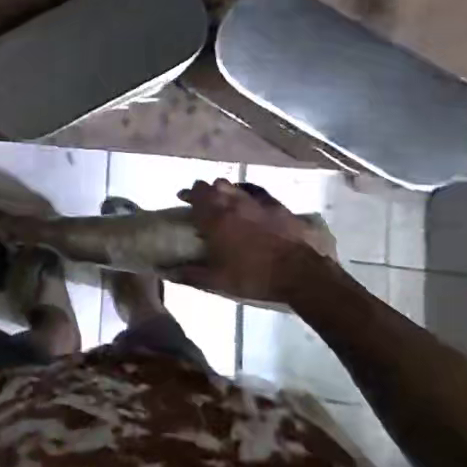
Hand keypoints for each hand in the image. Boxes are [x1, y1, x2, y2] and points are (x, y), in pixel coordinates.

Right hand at [173, 179, 336, 305]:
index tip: (182, 198)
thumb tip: (165, 272)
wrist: (301, 274)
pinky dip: (247, 191)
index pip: (196, 196)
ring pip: (233, 186)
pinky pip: (256, 191)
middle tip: (201, 200)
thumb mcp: (218, 281)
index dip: (187, 194)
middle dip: (204, 190)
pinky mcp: (276, 206)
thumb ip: (189, 274)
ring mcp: (256, 202)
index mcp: (215, 219)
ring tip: (223, 199)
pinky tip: (248, 197)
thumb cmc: (254, 276)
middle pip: (213, 186)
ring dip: (224, 189)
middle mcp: (232, 204)